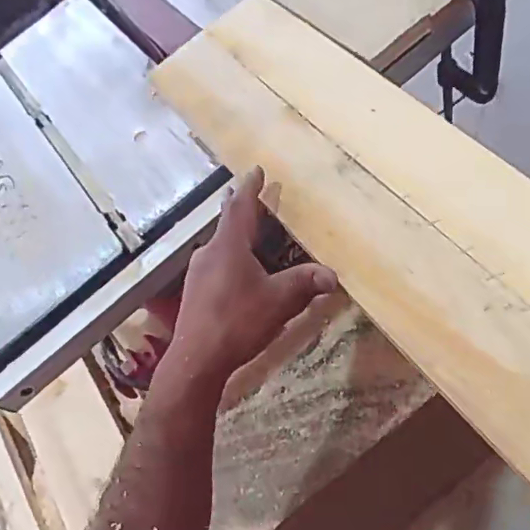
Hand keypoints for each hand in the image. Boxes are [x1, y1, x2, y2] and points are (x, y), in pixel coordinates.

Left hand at [153, 167, 336, 401]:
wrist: (198, 358)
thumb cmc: (239, 321)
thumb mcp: (280, 301)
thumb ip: (306, 284)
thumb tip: (332, 276)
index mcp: (228, 247)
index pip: (240, 208)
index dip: (251, 189)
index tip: (257, 171)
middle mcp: (209, 253)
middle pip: (228, 224)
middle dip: (242, 210)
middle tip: (254, 199)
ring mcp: (199, 273)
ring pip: (222, 246)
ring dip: (238, 237)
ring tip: (253, 236)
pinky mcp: (197, 292)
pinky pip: (218, 264)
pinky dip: (233, 258)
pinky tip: (243, 273)